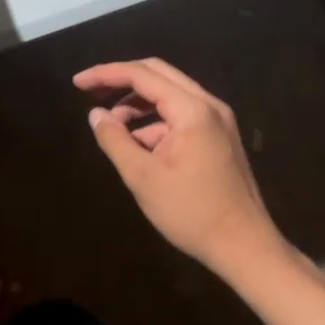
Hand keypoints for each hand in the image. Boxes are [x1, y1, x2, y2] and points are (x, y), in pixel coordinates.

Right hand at [75, 58, 283, 272]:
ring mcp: (218, 121)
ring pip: (169, 93)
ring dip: (137, 101)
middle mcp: (208, 106)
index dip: (105, 74)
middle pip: (157, 74)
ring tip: (112, 123)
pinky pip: (180, 113)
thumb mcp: (142, 177)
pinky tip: (138, 144)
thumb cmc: (193, 213)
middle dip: (121, 79)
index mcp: (192, 110)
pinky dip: (155, 120)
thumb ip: (115, 139)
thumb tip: (96, 114)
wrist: (247, 250)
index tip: (77, 82)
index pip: (141, 75)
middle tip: (91, 90)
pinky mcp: (219, 137)